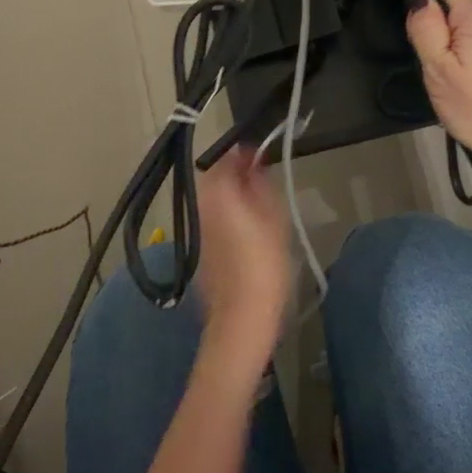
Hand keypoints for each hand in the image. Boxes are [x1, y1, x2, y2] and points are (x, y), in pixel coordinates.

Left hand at [194, 150, 291, 348]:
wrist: (242, 317)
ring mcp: (196, 228)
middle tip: (264, 183)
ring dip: (232, 196)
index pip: (226, 158)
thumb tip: (255, 165)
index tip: (263, 158)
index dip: (244, 155)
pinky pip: (212, 220)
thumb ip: (262, 185)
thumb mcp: (274, 219)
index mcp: (216, 193)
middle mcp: (199, 205)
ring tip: (260, 207)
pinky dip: (226, 216)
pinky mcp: (199, 248)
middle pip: (216, 179)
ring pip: (213, 200)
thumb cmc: (264, 265)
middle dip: (237, 176)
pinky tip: (247, 231)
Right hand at [406, 0, 471, 182]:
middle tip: (432, 70)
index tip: (418, 43)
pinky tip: (463, 91)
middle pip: (454, 15)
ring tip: (446, 84)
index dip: (424, 12)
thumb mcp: (438, 68)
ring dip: (450, 54)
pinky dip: (464, 66)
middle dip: (437, 36)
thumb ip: (425, 29)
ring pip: (464, 36)